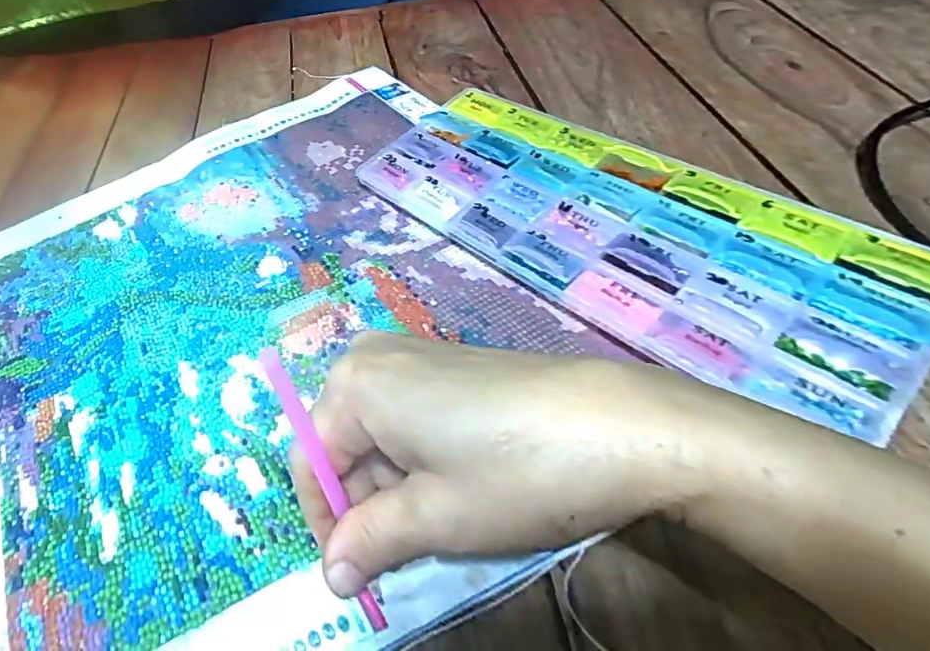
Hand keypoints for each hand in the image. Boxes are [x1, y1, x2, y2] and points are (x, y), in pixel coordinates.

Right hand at [288, 332, 752, 597]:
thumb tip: (330, 576)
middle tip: (409, 555)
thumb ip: (371, 541)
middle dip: (367, 504)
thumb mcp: (438, 518)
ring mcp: (405, 354)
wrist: (618, 422)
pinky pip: (402, 413)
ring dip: (394, 486)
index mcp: (352, 385)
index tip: (354, 575)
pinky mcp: (439, 362)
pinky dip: (416, 458)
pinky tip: (459, 485)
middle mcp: (367, 357)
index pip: (311, 460)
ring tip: (445, 523)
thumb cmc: (515, 472)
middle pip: (342, 442)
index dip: (326, 524)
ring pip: (374, 432)